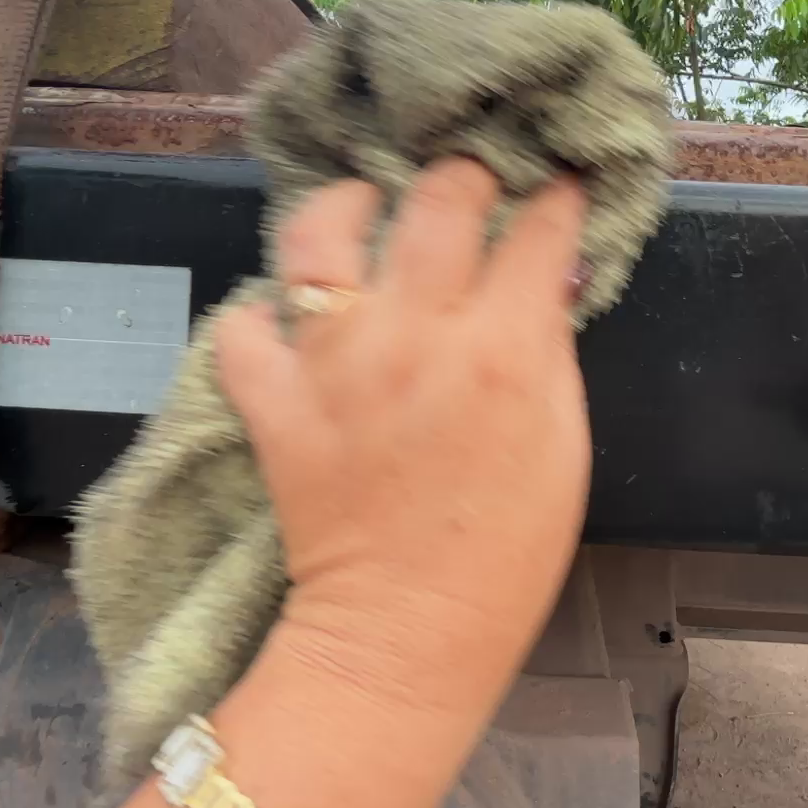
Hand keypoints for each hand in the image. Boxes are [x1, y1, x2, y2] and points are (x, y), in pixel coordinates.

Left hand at [214, 159, 591, 645]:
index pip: (538, 232)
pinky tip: (290, 324)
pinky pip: (243, 329)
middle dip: (463, 174)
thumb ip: (552, 346)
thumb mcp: (564, 441)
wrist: (408, 632)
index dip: (555, 197)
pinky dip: (262, 318)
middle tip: (469, 185)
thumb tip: (547, 275)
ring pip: (319, 235)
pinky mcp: (275, 404)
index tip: (554, 185)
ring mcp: (335, 365)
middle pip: (437, 202)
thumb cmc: (509, 545)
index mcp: (505, 353)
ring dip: (347, 207)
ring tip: (365, 211)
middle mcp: (418, 337)